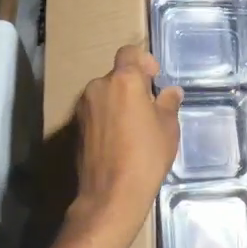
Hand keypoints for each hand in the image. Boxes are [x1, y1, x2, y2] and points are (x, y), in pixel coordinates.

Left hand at [71, 46, 181, 238]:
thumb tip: (171, 92)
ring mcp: (83, 107)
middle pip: (117, 76)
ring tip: (133, 128)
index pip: (129, 52)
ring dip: (118, 103)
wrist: (110, 195)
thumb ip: (168, 103)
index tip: (154, 79)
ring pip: (105, 95)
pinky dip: (106, 118)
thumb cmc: (145, 156)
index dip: (143, 61)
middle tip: (148, 109)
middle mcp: (98, 87)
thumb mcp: (167, 128)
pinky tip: (118, 141)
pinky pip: (95, 113)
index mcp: (123, 80)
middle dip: (132, 87)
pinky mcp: (75, 127)